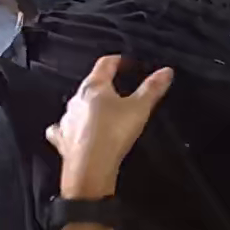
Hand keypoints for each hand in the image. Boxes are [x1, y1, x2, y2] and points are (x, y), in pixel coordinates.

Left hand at [45, 55, 173, 199]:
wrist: (90, 168)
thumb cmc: (113, 133)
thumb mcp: (140, 108)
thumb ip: (153, 88)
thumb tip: (166, 71)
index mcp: (94, 86)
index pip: (105, 64)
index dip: (118, 60)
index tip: (126, 62)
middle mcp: (76, 99)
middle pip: (91, 84)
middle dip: (105, 84)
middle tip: (120, 88)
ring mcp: (67, 119)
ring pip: (77, 105)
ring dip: (89, 105)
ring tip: (104, 111)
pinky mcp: (63, 139)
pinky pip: (64, 128)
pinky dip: (72, 127)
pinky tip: (77, 131)